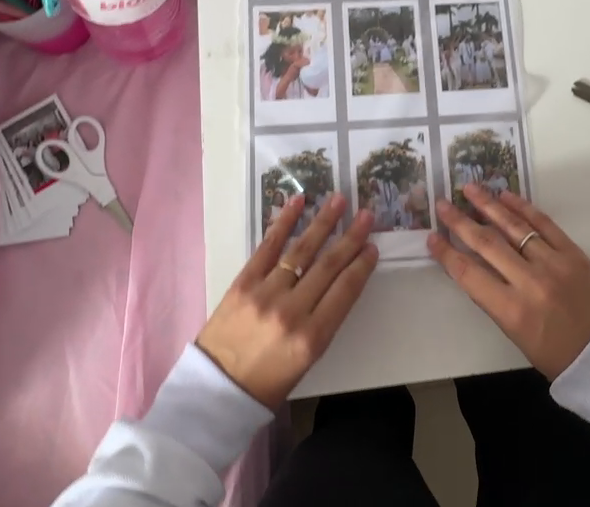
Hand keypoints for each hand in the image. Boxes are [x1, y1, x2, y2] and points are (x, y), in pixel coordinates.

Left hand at [197, 193, 376, 406]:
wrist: (215, 389)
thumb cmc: (267, 382)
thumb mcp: (307, 361)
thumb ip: (323, 322)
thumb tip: (338, 282)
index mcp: (312, 338)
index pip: (345, 291)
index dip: (362, 265)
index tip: (373, 246)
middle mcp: (292, 311)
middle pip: (328, 266)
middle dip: (350, 238)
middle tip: (366, 215)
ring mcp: (266, 293)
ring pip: (301, 250)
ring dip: (323, 222)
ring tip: (339, 201)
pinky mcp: (243, 282)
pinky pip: (268, 246)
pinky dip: (284, 222)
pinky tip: (299, 202)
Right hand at [428, 185, 589, 378]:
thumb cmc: (557, 356)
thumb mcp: (516, 334)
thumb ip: (495, 299)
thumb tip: (474, 265)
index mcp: (512, 311)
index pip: (469, 274)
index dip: (447, 253)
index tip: (431, 236)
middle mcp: (530, 282)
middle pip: (487, 243)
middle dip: (460, 222)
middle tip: (442, 204)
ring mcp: (553, 264)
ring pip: (514, 227)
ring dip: (489, 205)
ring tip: (470, 189)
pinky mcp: (573, 253)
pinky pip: (544, 225)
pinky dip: (524, 209)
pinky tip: (507, 196)